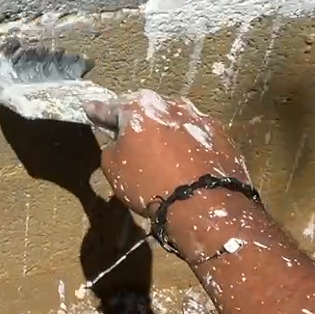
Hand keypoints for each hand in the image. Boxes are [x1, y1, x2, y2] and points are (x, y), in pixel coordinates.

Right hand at [84, 91, 250, 216]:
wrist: (205, 209)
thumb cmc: (150, 184)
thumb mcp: (112, 168)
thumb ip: (111, 145)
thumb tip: (118, 141)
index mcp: (138, 106)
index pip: (110, 108)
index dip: (99, 113)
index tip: (91, 110)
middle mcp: (170, 104)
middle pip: (146, 111)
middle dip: (138, 123)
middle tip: (132, 141)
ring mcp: (200, 118)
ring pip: (175, 122)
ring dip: (167, 133)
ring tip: (165, 157)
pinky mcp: (223, 137)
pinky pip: (198, 138)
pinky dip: (191, 147)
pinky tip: (188, 166)